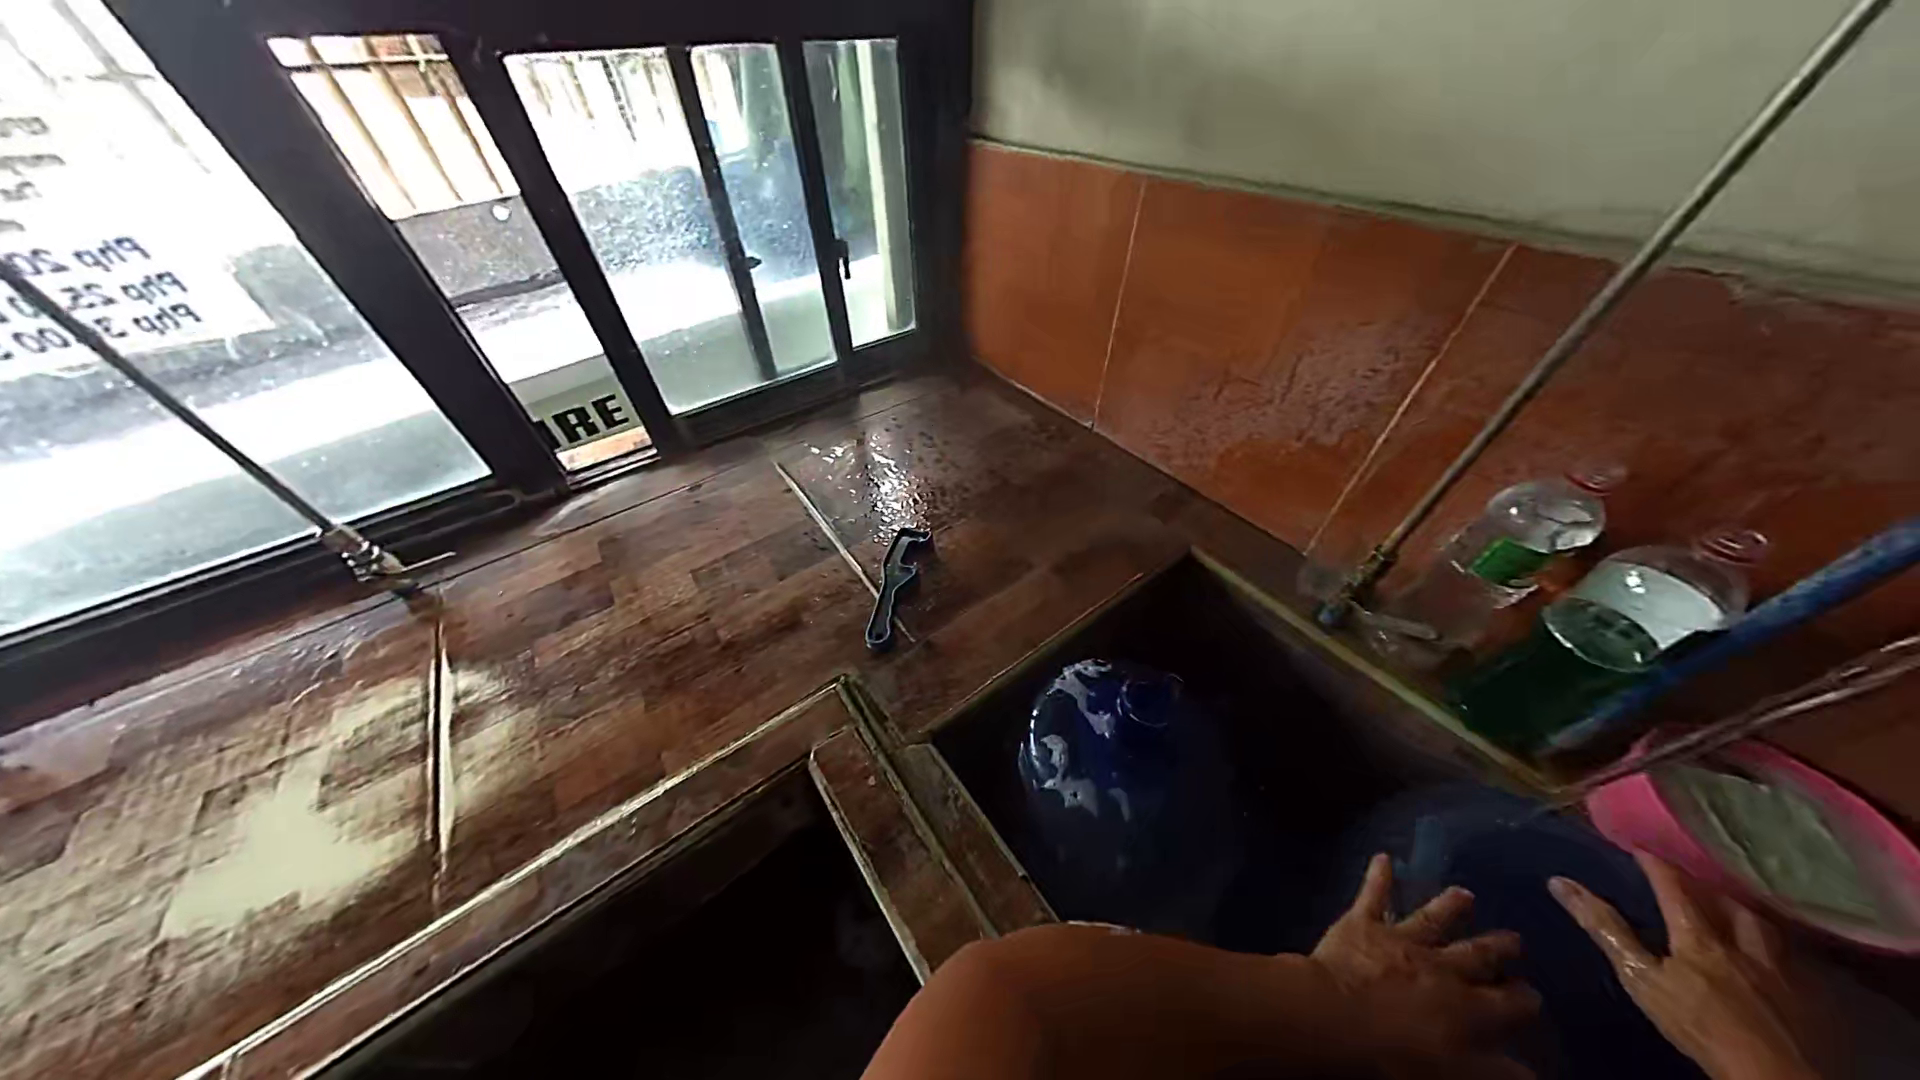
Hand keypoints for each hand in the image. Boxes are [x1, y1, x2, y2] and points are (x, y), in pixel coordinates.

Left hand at [1311, 853, 1540, 1078]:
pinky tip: (1383, 856)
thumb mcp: (1456, 1072)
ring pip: (1431, 918)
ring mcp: (1400, 939)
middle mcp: (1440, 966)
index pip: (1506, 1003)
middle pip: (1475, 954)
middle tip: (1515, 937)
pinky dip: (1378, 875)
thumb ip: (1496, 1071)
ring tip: (1464, 893)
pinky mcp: (1363, 923)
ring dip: (1448, 905)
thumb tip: (1534, 1076)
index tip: (1534, 992)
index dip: (1522, 999)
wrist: (1338, 1012)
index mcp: (1466, 1006)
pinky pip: (1372, 895)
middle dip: (1497, 947)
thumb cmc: (1395, 1052)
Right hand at [1550, 852, 1828, 1079]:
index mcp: (1701, 938)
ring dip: (1748, 918)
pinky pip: (1798, 966)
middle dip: (1711, 890)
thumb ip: (1605, 929)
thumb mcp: (1640, 977)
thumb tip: (1559, 882)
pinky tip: (1773, 962)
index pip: (1675, 889)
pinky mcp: (1815, 1006)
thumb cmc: (1698, 1025)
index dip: (1656, 865)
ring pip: (1770, 933)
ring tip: (1734, 915)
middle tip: (1693, 883)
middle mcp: (1747, 948)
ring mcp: (1787, 978)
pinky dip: (1779, 953)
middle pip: (1733, 907)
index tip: (1639, 848)